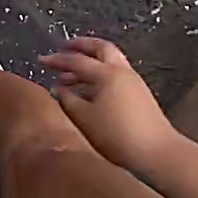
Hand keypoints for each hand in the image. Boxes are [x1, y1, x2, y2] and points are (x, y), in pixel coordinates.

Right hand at [40, 36, 182, 171]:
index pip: (77, 60)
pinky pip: (114, 75)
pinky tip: (87, 91)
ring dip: (89, 62)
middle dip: (80, 45)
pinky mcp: (139, 94)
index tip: (41, 60)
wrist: (156, 152)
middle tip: (63, 47)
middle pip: (100, 48)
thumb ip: (67, 100)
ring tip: (69, 75)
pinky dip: (98, 75)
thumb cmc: (117, 135)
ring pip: (109, 61)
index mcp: (107, 74)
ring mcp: (133, 82)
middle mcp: (121, 71)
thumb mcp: (84, 118)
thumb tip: (57, 88)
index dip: (57, 60)